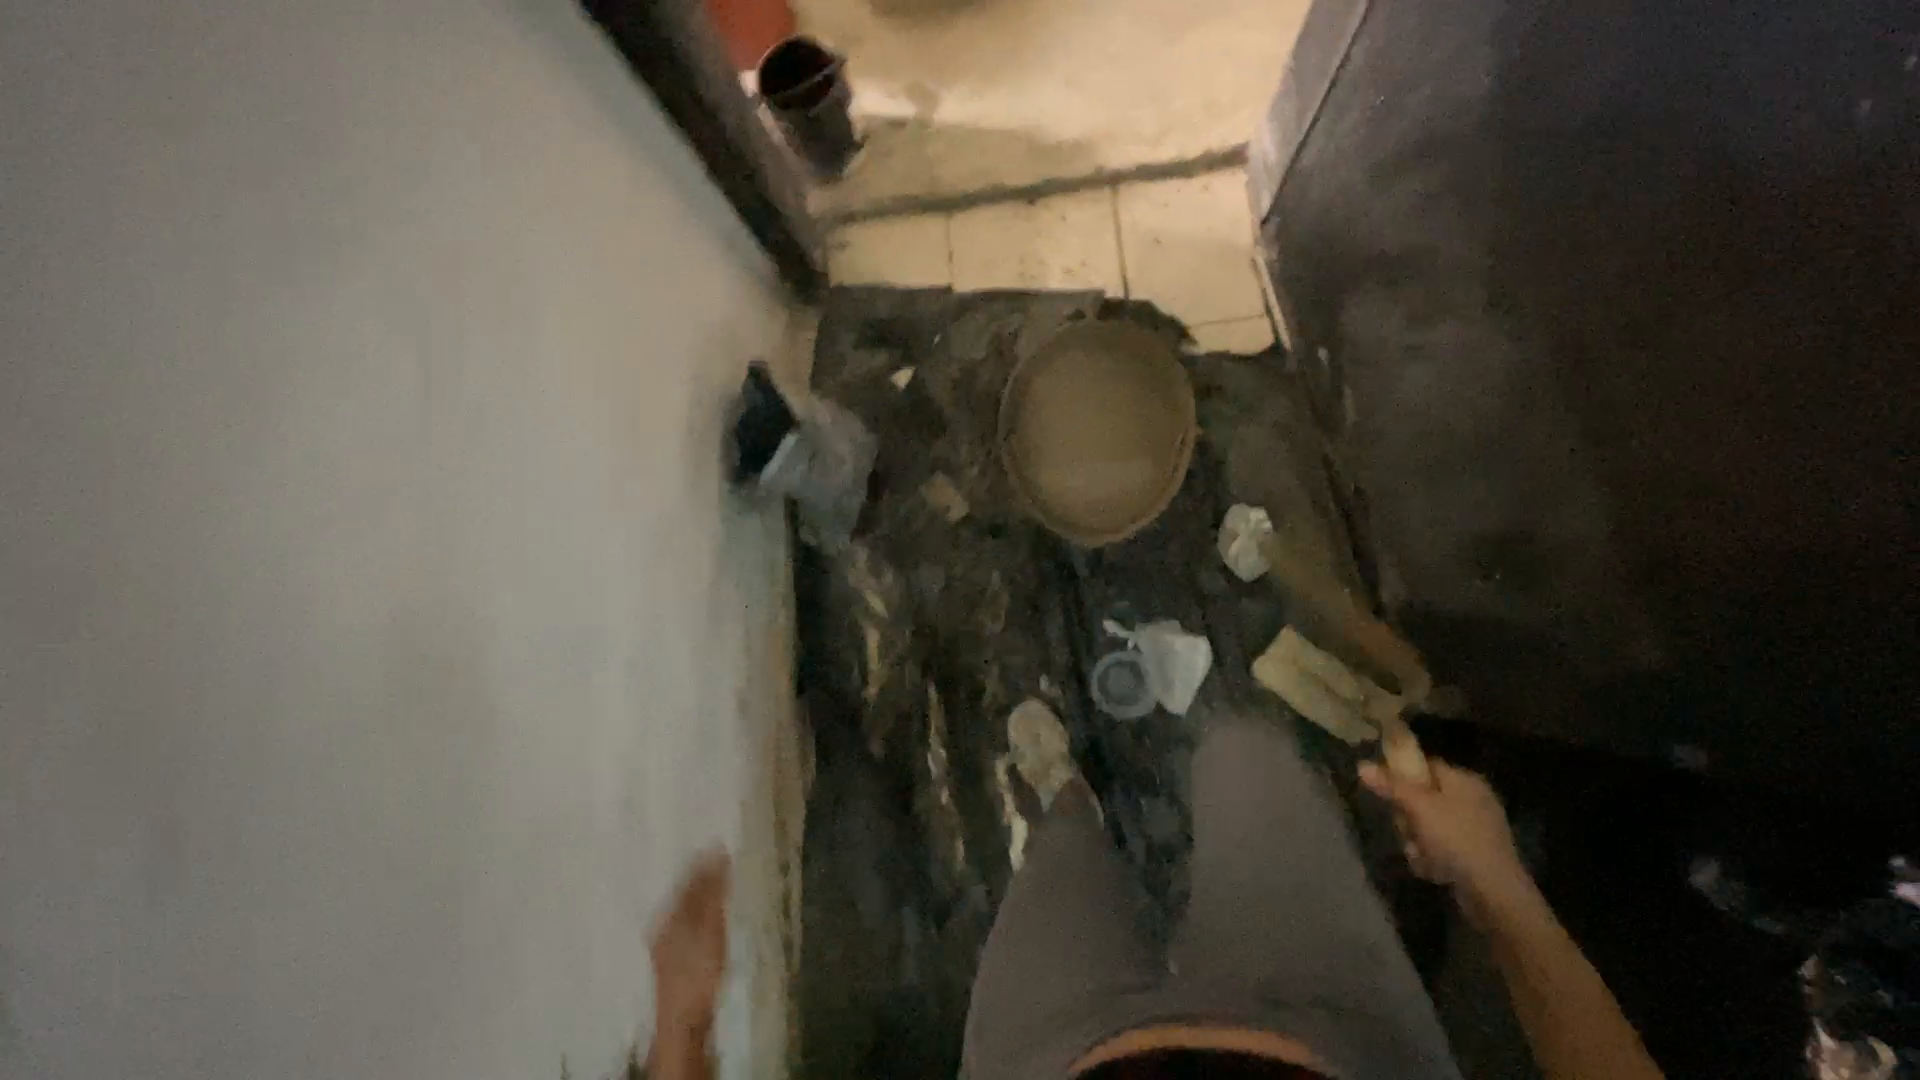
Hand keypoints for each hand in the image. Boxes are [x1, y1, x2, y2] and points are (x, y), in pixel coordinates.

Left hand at [652, 850, 730, 1031]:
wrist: (683, 1021)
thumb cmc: (698, 971)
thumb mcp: (711, 926)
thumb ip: (714, 890)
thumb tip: (717, 852)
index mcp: (669, 913)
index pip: (687, 877)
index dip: (704, 860)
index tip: (721, 844)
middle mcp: (662, 924)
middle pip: (682, 891)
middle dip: (700, 874)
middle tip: (722, 858)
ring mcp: (665, 944)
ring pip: (683, 908)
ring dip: (700, 892)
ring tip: (719, 881)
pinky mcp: (673, 959)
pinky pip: (687, 922)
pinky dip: (700, 911)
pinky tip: (708, 916)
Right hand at [1359, 759, 1534, 923]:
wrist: (1494, 892)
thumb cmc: (1456, 839)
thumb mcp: (1418, 807)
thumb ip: (1391, 785)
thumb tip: (1362, 765)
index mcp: (1465, 781)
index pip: (1425, 766)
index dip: (1402, 775)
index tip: (1386, 791)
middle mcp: (1472, 800)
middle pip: (1422, 798)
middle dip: (1407, 817)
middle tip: (1407, 829)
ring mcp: (1475, 829)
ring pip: (1427, 825)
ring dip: (1416, 841)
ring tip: (1420, 854)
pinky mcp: (1474, 854)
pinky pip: (1441, 847)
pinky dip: (1432, 857)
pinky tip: (1432, 870)